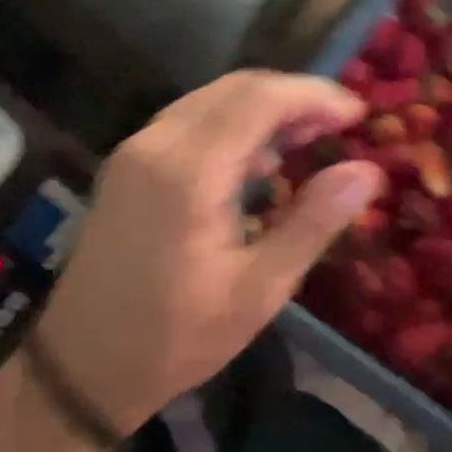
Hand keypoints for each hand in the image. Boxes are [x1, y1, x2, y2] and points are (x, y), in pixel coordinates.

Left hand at [33, 71, 385, 433]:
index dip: (314, 95)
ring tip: (306, 142)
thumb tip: (368, 172)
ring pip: (208, 100)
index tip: (358, 114)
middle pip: (234, 88)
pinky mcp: (125, 164)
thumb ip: (313, 222)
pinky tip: (254, 163)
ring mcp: (135, 150)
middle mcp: (156, 143)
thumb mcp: (258, 290)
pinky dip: (227, 125)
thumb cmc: (176, 336)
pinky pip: (186, 122)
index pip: (260, 98)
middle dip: (291, 96)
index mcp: (189, 170)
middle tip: (337, 127)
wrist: (83, 363)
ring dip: (259, 108)